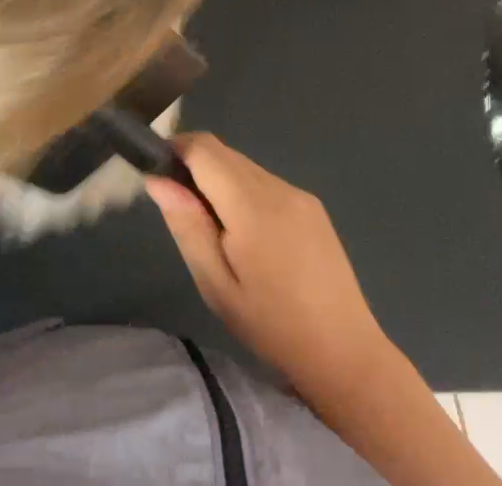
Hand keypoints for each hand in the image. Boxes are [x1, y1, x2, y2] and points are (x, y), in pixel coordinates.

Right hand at [146, 133, 391, 393]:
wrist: (344, 352)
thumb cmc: (271, 324)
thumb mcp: (215, 283)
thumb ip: (186, 224)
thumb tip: (157, 178)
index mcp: (252, 205)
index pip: (203, 148)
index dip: (174, 150)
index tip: (157, 177)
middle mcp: (278, 188)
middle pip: (223, 152)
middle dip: (193, 167)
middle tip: (181, 212)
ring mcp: (300, 195)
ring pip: (243, 165)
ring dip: (218, 180)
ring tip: (213, 230)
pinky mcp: (312, 207)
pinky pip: (264, 182)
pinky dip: (242, 191)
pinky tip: (245, 235)